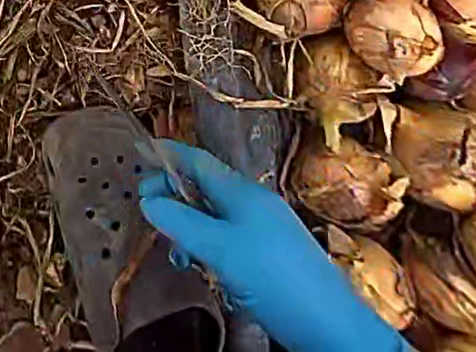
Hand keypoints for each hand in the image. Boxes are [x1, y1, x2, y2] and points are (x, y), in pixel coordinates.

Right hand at [139, 141, 407, 351]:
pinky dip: (208, 244)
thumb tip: (147, 200)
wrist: (334, 326)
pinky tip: (204, 267)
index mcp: (241, 190)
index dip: (169, 153)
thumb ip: (183, 223)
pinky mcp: (271, 255)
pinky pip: (229, 237)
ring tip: (172, 248)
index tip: (141, 149)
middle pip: (205, 185)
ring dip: (189, 223)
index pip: (197, 160)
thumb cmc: (274, 277)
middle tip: (145, 204)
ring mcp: (264, 227)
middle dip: (173, 191)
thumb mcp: (221, 250)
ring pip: (216, 214)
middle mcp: (253, 201)